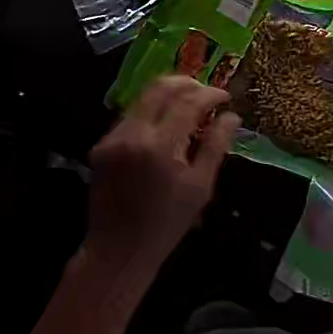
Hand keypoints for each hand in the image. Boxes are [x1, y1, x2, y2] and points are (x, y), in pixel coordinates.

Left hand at [85, 75, 240, 277]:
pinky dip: (150, 114)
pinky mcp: (101, 145)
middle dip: (187, 84)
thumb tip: (231, 116)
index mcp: (159, 146)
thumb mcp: (200, 187)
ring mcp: (112, 138)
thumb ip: (215, 146)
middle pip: (160, 89)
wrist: (118, 249)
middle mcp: (132, 134)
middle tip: (206, 93)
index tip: (225, 96)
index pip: (188, 102)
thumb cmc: (166, 224)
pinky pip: (129, 117)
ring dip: (167, 97)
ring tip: (189, 107)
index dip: (210, 94)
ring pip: (142, 99)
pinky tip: (165, 127)